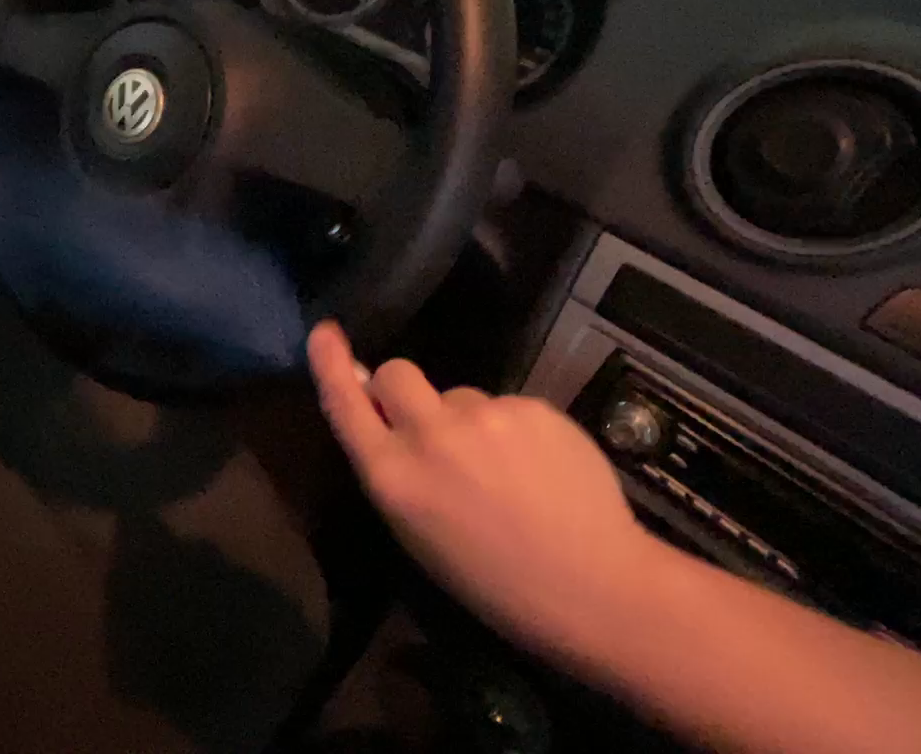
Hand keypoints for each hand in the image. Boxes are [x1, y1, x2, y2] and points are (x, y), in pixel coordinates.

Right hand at [306, 321, 660, 654]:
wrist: (597, 590)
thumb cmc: (491, 578)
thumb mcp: (415, 530)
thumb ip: (391, 466)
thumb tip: (376, 412)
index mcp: (391, 476)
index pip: (344, 402)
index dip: (330, 363)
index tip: (324, 331)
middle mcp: (429, 435)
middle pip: (396, 373)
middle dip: (403, 389)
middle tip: (430, 424)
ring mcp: (483, 416)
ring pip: (458, 395)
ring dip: (468, 420)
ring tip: (505, 469)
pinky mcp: (532, 407)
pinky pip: (506, 406)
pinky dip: (514, 429)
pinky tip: (539, 468)